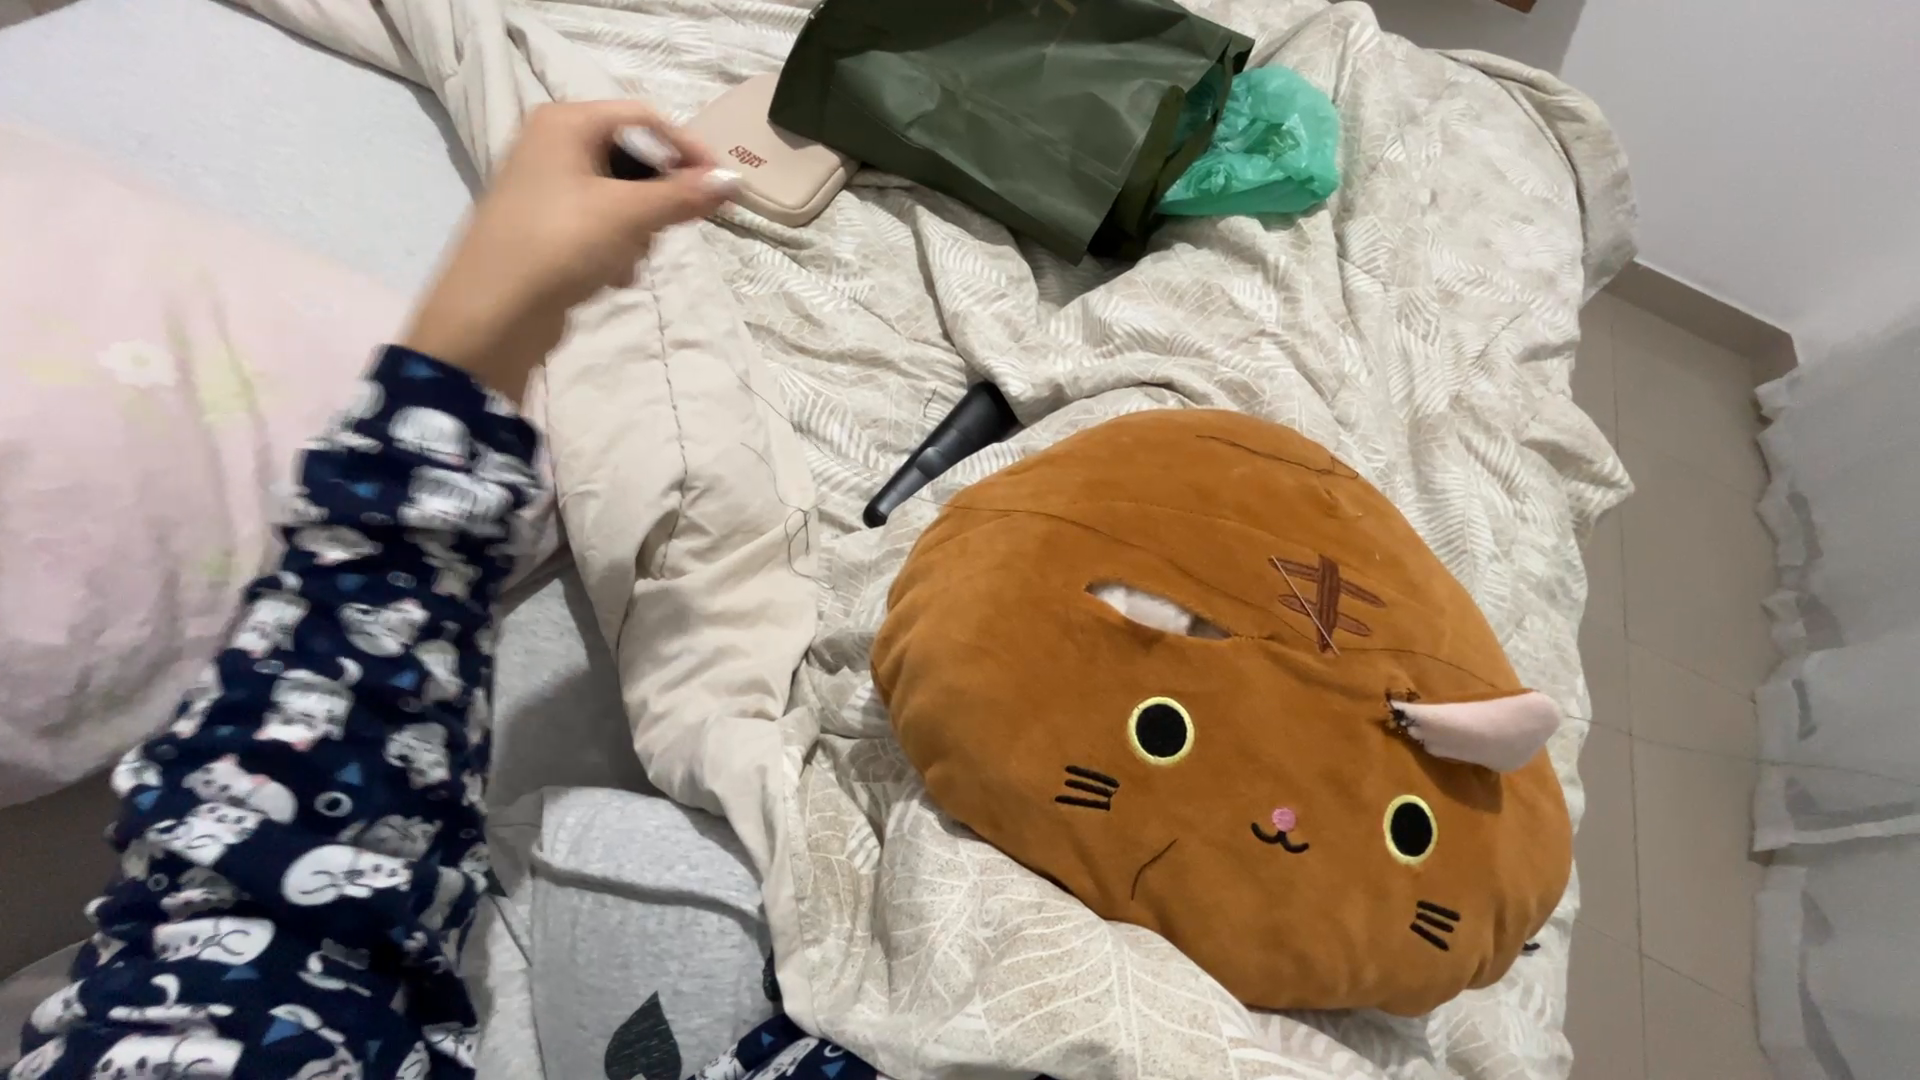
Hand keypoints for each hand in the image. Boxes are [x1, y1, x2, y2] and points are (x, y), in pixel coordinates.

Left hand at [402, 100, 738, 399]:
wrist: (497, 310)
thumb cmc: (560, 245)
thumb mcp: (629, 216)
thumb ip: (683, 197)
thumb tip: (733, 182)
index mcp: (566, 124)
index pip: (646, 119)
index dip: (689, 150)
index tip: (722, 188)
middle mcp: (555, 145)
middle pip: (636, 160)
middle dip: (658, 201)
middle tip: (667, 229)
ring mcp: (551, 187)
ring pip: (624, 199)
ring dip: (638, 232)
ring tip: (626, 258)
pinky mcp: (552, 226)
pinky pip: (605, 227)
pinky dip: (617, 249)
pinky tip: (611, 273)